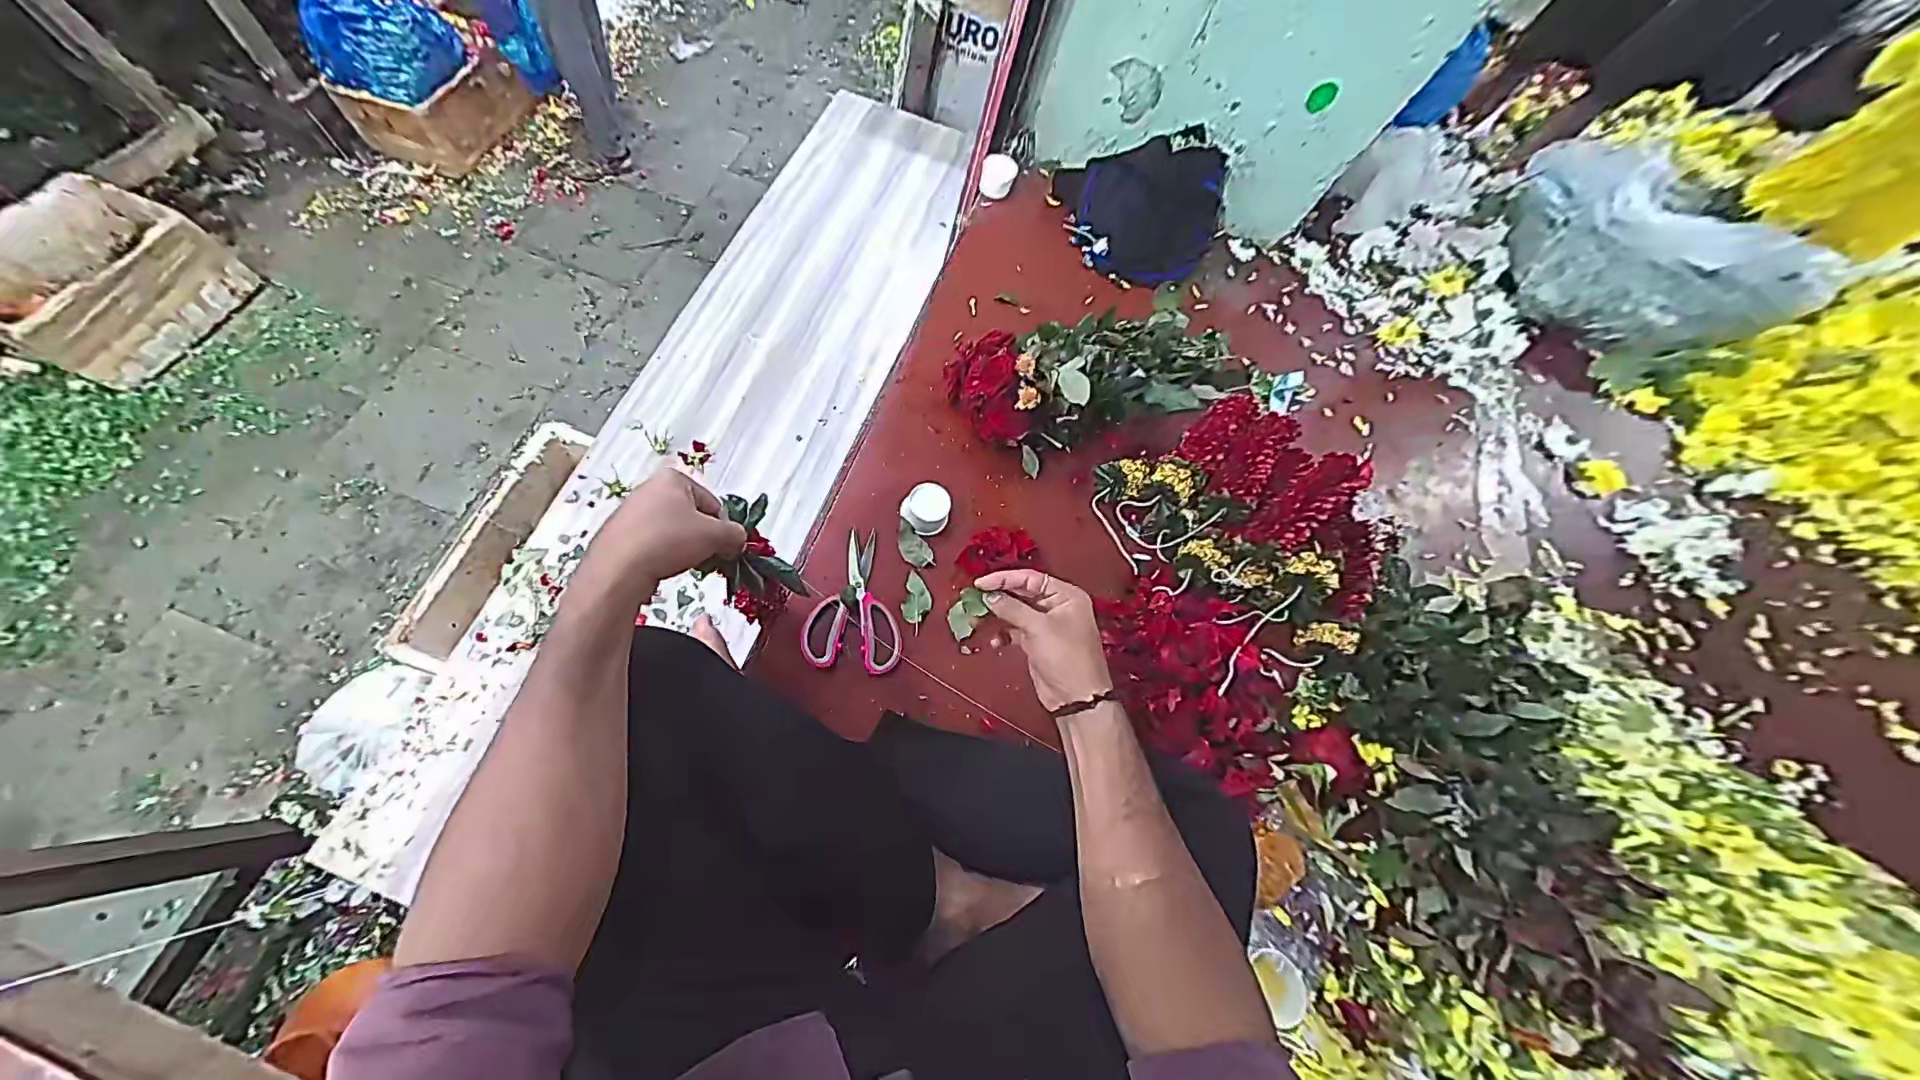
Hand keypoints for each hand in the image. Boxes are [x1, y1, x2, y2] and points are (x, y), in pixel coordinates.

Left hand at [580, 469, 746, 595]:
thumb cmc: (667, 541)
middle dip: (702, 538)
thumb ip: (736, 535)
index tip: (722, 546)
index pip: (713, 504)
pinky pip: (653, 543)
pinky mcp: (620, 534)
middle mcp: (649, 489)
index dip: (722, 528)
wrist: (618, 569)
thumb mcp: (716, 536)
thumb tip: (737, 541)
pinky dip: (663, 555)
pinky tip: (662, 568)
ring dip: (685, 548)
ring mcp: (632, 511)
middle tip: (705, 557)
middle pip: (693, 517)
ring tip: (682, 564)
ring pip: (674, 532)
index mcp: (673, 478)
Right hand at [975, 569, 1113, 713]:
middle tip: (975, 599)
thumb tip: (991, 596)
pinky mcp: (1037, 641)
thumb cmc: (1071, 661)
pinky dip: (1003, 633)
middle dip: (998, 597)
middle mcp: (1057, 607)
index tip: (983, 583)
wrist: (1076, 698)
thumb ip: (1012, 609)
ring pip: (1015, 612)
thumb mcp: (1039, 628)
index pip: (1031, 578)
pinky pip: (1015, 630)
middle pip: (1021, 594)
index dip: (1004, 579)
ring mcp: (1047, 625)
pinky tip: (994, 639)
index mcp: (1067, 596)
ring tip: (977, 618)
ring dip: (996, 616)